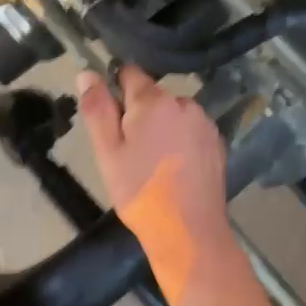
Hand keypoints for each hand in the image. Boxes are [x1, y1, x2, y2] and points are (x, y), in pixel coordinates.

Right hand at [77, 66, 234, 302]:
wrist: (188, 232)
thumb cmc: (140, 191)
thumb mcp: (108, 152)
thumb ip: (97, 109)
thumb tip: (88, 73)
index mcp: (153, 101)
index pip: (130, 74)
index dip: (116, 90)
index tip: (112, 120)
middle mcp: (183, 103)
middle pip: (153, 97)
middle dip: (140, 115)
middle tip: (130, 152)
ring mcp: (205, 124)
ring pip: (173, 114)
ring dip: (162, 127)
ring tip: (153, 164)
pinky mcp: (218, 144)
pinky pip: (191, 131)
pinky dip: (181, 141)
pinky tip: (175, 170)